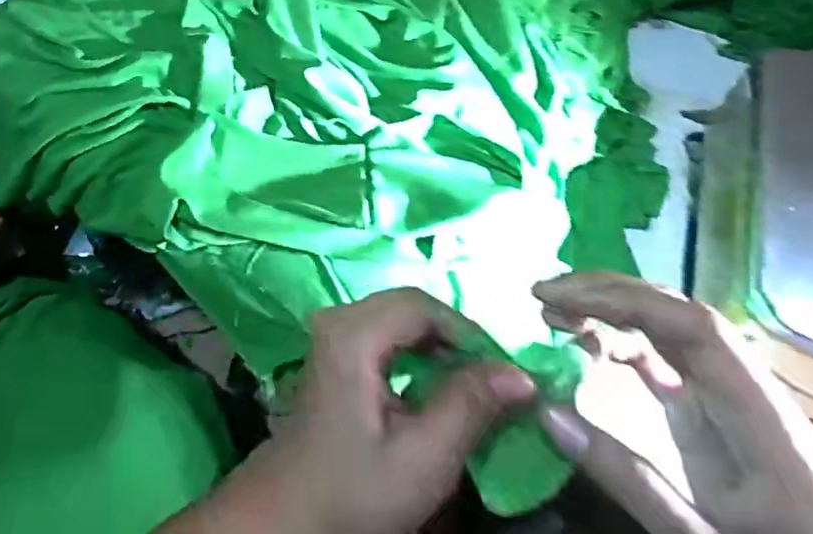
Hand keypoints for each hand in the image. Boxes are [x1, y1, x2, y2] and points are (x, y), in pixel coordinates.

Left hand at [160, 288, 535, 533]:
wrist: (292, 507)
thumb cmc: (356, 488)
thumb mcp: (423, 458)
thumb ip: (468, 407)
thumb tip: (520, 373)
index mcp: (351, 334)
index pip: (419, 305)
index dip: (467, 330)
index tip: (507, 370)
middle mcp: (336, 318)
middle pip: (407, 305)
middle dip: (456, 336)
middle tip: (497, 378)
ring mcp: (331, 331)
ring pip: (397, 317)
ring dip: (439, 344)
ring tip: (477, 384)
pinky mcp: (334, 348)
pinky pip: (384, 332)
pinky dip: (417, 351)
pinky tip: (439, 386)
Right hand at [532, 273, 812, 533]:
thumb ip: (632, 481)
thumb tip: (548, 412)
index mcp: (774, 431)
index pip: (701, 330)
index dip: (628, 300)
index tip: (561, 298)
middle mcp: (759, 405)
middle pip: (684, 320)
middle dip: (609, 296)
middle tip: (544, 294)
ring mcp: (741, 413)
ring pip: (674, 337)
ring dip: (612, 315)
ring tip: (553, 314)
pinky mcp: (723, 426)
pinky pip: (672, 366)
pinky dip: (625, 346)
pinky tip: (588, 346)